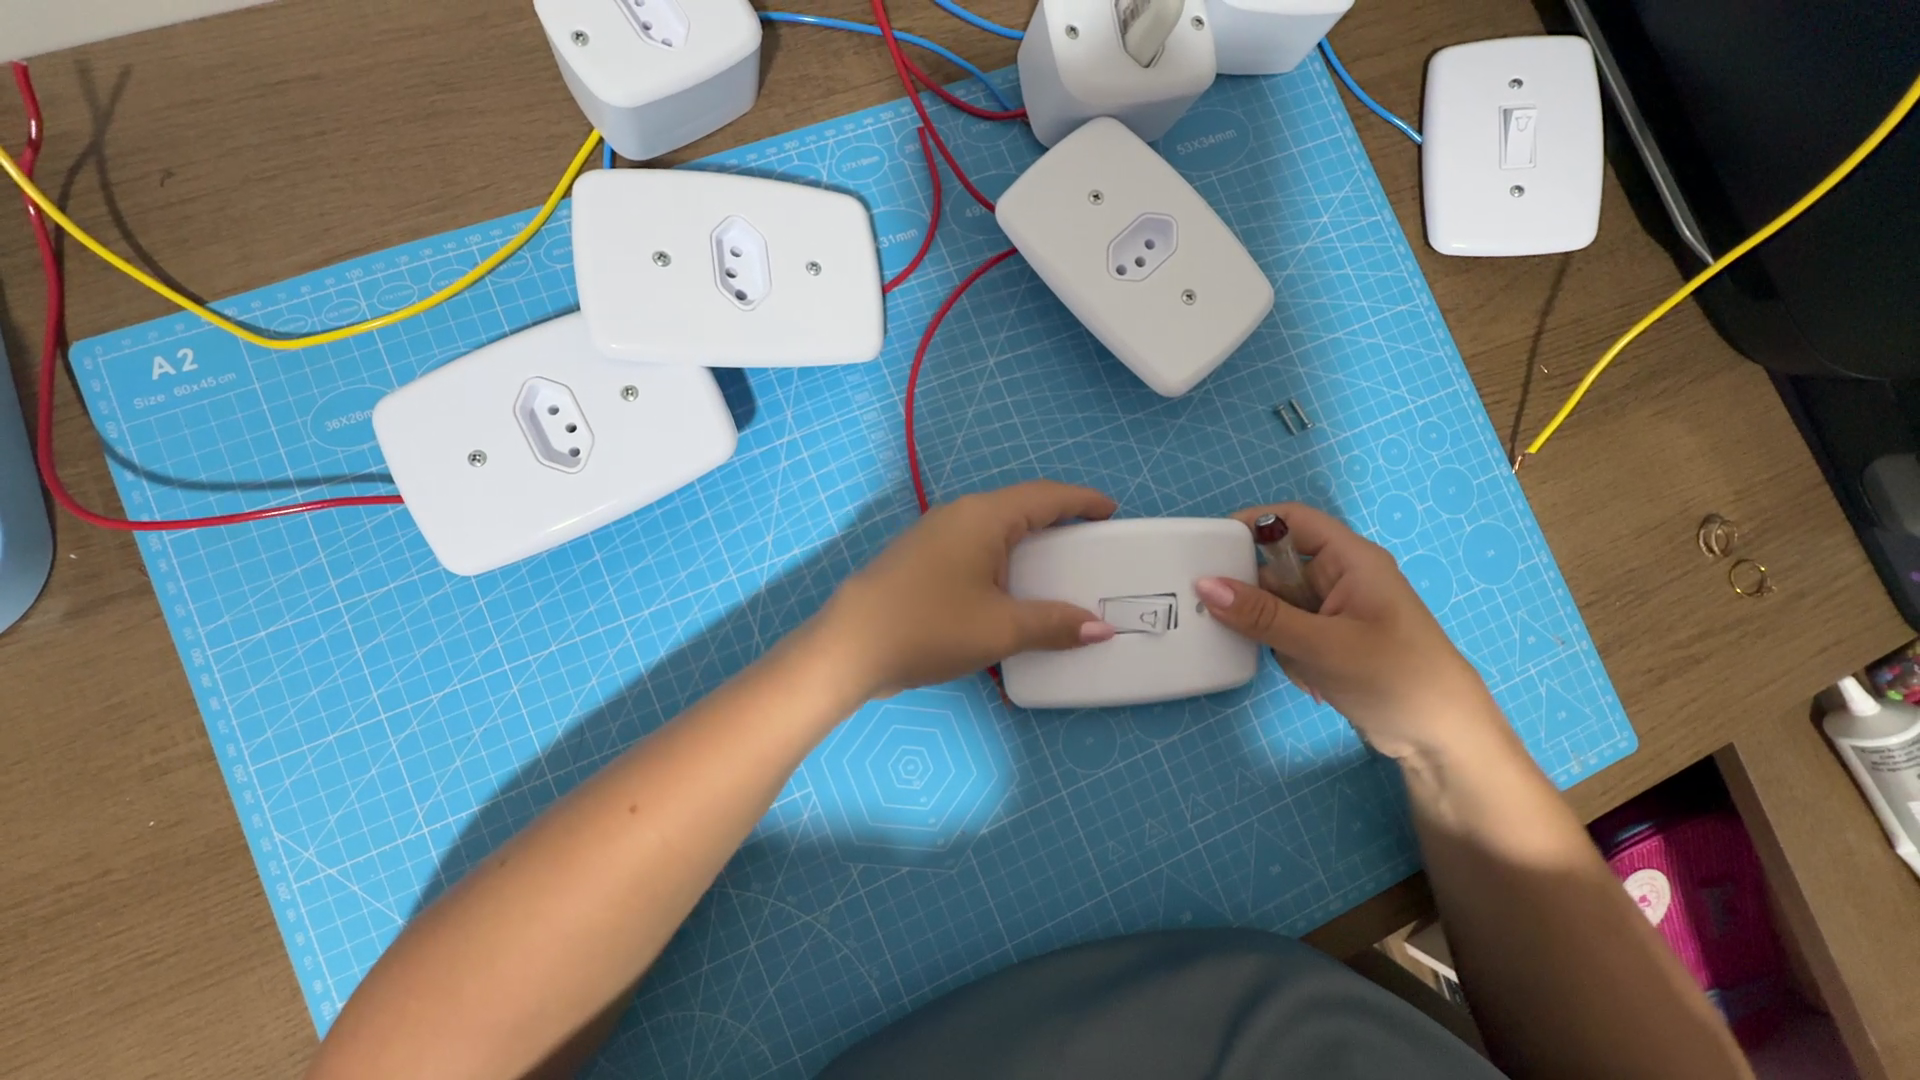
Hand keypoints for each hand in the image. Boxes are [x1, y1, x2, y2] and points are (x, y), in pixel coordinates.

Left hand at [821, 481, 1119, 696]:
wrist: (849, 647)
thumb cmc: (930, 626)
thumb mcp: (1000, 629)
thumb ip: (1053, 624)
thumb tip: (1099, 628)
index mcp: (983, 517)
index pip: (1045, 496)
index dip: (1082, 501)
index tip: (1111, 512)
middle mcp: (958, 516)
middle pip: (1020, 509)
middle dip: (1058, 523)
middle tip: (1090, 547)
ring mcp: (934, 536)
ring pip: (994, 530)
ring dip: (1027, 545)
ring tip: (1056, 571)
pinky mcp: (920, 560)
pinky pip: (975, 549)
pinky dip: (1002, 562)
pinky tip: (1009, 591)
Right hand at [1193, 503, 1506, 760]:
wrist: (1442, 739)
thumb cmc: (1395, 678)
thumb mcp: (1321, 645)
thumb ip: (1261, 615)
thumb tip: (1205, 585)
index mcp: (1351, 560)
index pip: (1292, 521)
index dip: (1251, 524)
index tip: (1208, 547)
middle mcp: (1341, 578)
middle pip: (1278, 568)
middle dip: (1258, 598)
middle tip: (1234, 621)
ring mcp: (1336, 612)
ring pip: (1278, 606)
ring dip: (1275, 635)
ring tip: (1297, 662)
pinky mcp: (1331, 641)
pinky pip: (1288, 633)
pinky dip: (1288, 654)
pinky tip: (1310, 678)